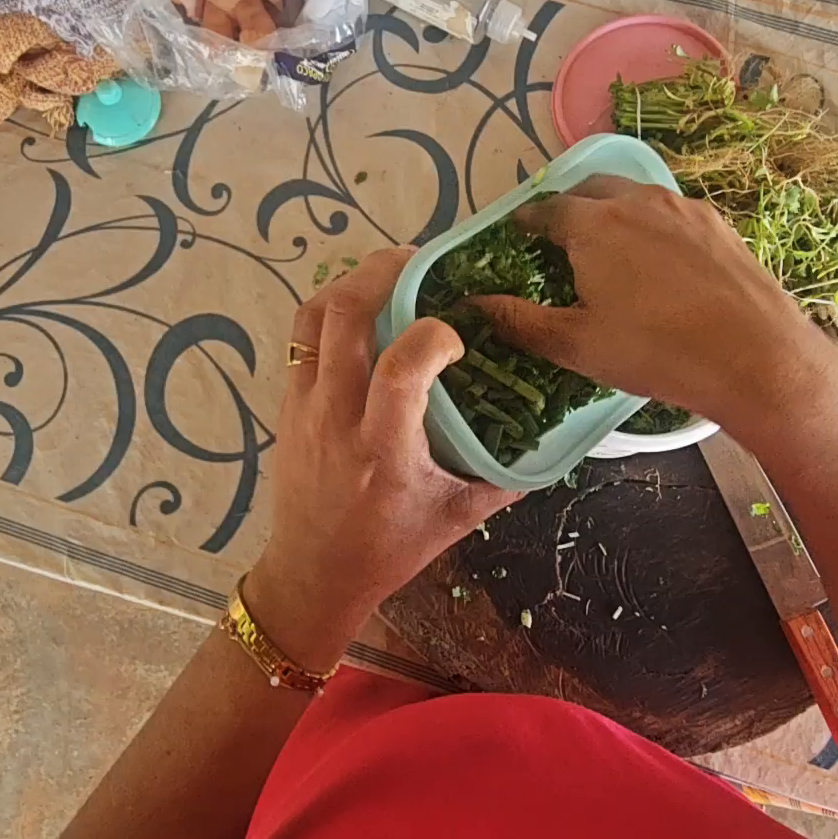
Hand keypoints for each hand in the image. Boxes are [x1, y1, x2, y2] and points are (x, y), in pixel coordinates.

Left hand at [245, 247, 521, 671]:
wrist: (312, 574)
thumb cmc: (388, 550)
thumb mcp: (457, 518)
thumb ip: (504, 477)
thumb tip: (550, 439)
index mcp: (385, 451)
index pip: (401, 369)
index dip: (434, 335)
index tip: (456, 337)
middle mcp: (337, 419)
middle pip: (344, 317)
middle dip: (384, 273)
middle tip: (421, 263)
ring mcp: (304, 407)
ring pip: (314, 317)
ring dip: (351, 283)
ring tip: (389, 276)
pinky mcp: (287, 405)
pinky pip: (302, 338)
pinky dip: (332, 311)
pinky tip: (363, 314)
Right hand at [469, 175, 837, 436]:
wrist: (756, 357)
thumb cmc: (653, 350)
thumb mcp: (573, 343)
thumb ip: (517, 319)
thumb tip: (470, 303)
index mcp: (593, 225)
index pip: (545, 210)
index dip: (524, 223)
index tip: (515, 236)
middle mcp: (637, 201)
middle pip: (590, 189)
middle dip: (567, 207)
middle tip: (557, 239)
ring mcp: (684, 209)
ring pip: (634, 196)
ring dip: (610, 211)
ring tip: (605, 247)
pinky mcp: (718, 226)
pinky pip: (670, 213)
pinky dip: (648, 225)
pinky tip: (656, 262)